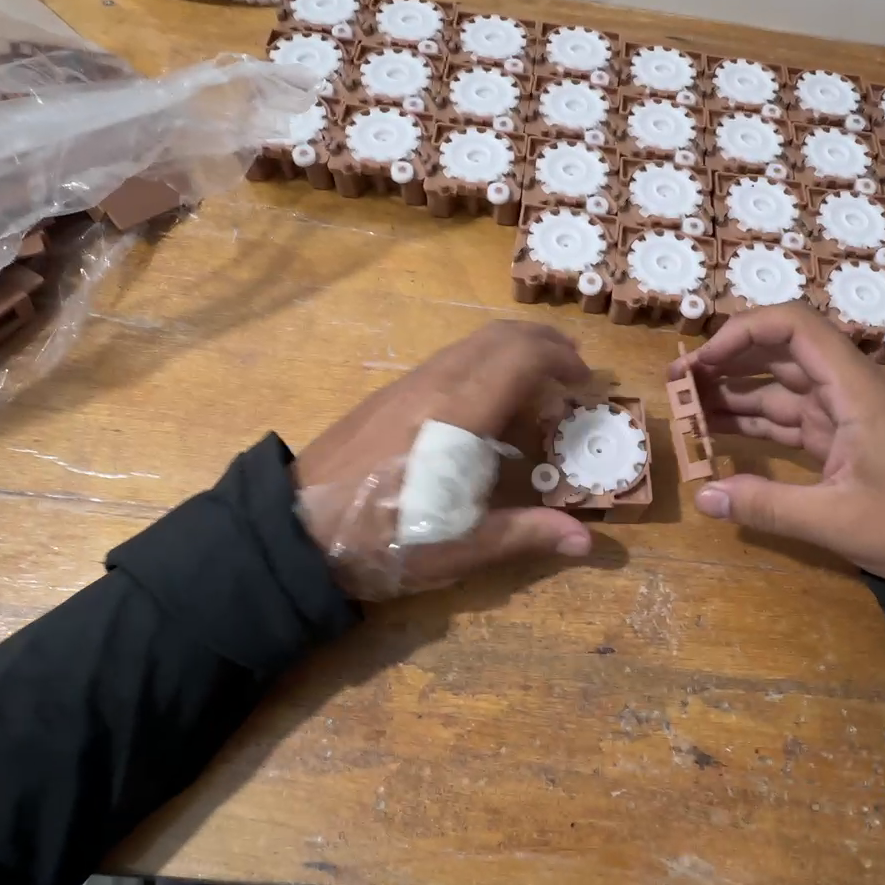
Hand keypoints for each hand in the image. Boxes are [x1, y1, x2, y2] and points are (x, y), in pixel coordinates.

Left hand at [296, 320, 594, 599]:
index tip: (587, 383)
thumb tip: (587, 541)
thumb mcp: (461, 548)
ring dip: (513, 349)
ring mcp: (408, 384)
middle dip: (545, 344)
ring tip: (537, 383)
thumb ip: (527, 534)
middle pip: (499, 336)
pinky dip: (484, 362)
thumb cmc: (386, 540)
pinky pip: (449, 358)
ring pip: (472, 343)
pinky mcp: (389, 392)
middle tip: (574, 370)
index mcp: (459, 415)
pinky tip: (487, 402)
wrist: (297, 532)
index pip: (521, 358)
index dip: (562, 361)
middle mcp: (436, 384)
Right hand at [670, 303, 884, 586]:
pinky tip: (718, 432)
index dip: (743, 332)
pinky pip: (792, 420)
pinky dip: (756, 423)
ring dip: (736, 394)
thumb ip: (766, 506)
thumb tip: (702, 497)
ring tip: (686, 406)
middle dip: (727, 362)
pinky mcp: (846, 441)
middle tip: (677, 382)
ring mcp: (849, 415)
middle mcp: (851, 390)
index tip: (702, 362)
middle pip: (781, 353)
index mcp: (857, 389)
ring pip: (782, 388)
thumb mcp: (839, 521)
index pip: (795, 328)